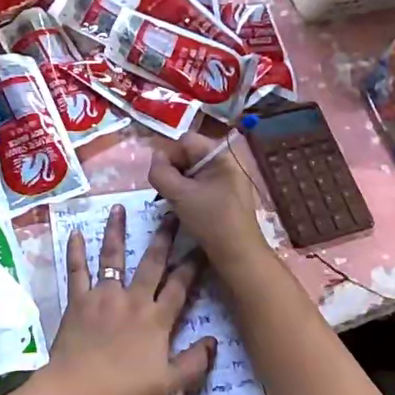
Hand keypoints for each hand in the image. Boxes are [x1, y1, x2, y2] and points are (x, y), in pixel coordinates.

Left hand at [42, 206, 214, 394]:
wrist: (77, 394)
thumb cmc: (125, 392)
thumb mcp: (169, 385)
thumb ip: (194, 363)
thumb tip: (213, 342)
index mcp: (157, 319)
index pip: (180, 285)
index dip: (193, 264)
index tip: (204, 245)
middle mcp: (133, 299)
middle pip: (152, 263)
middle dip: (164, 237)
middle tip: (172, 213)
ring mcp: (103, 296)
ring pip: (113, 258)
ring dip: (117, 232)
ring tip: (119, 209)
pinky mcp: (78, 301)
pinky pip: (77, 271)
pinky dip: (76, 252)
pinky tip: (76, 233)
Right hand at [148, 134, 263, 261]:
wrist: (239, 254)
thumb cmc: (211, 220)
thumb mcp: (179, 195)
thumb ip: (161, 172)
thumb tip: (155, 157)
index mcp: (220, 154)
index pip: (185, 141)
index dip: (168, 156)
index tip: (161, 179)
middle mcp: (227, 160)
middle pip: (189, 154)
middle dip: (174, 170)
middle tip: (166, 193)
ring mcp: (228, 177)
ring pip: (193, 170)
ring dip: (180, 183)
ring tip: (175, 202)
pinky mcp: (227, 193)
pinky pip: (202, 183)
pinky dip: (190, 192)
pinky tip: (187, 208)